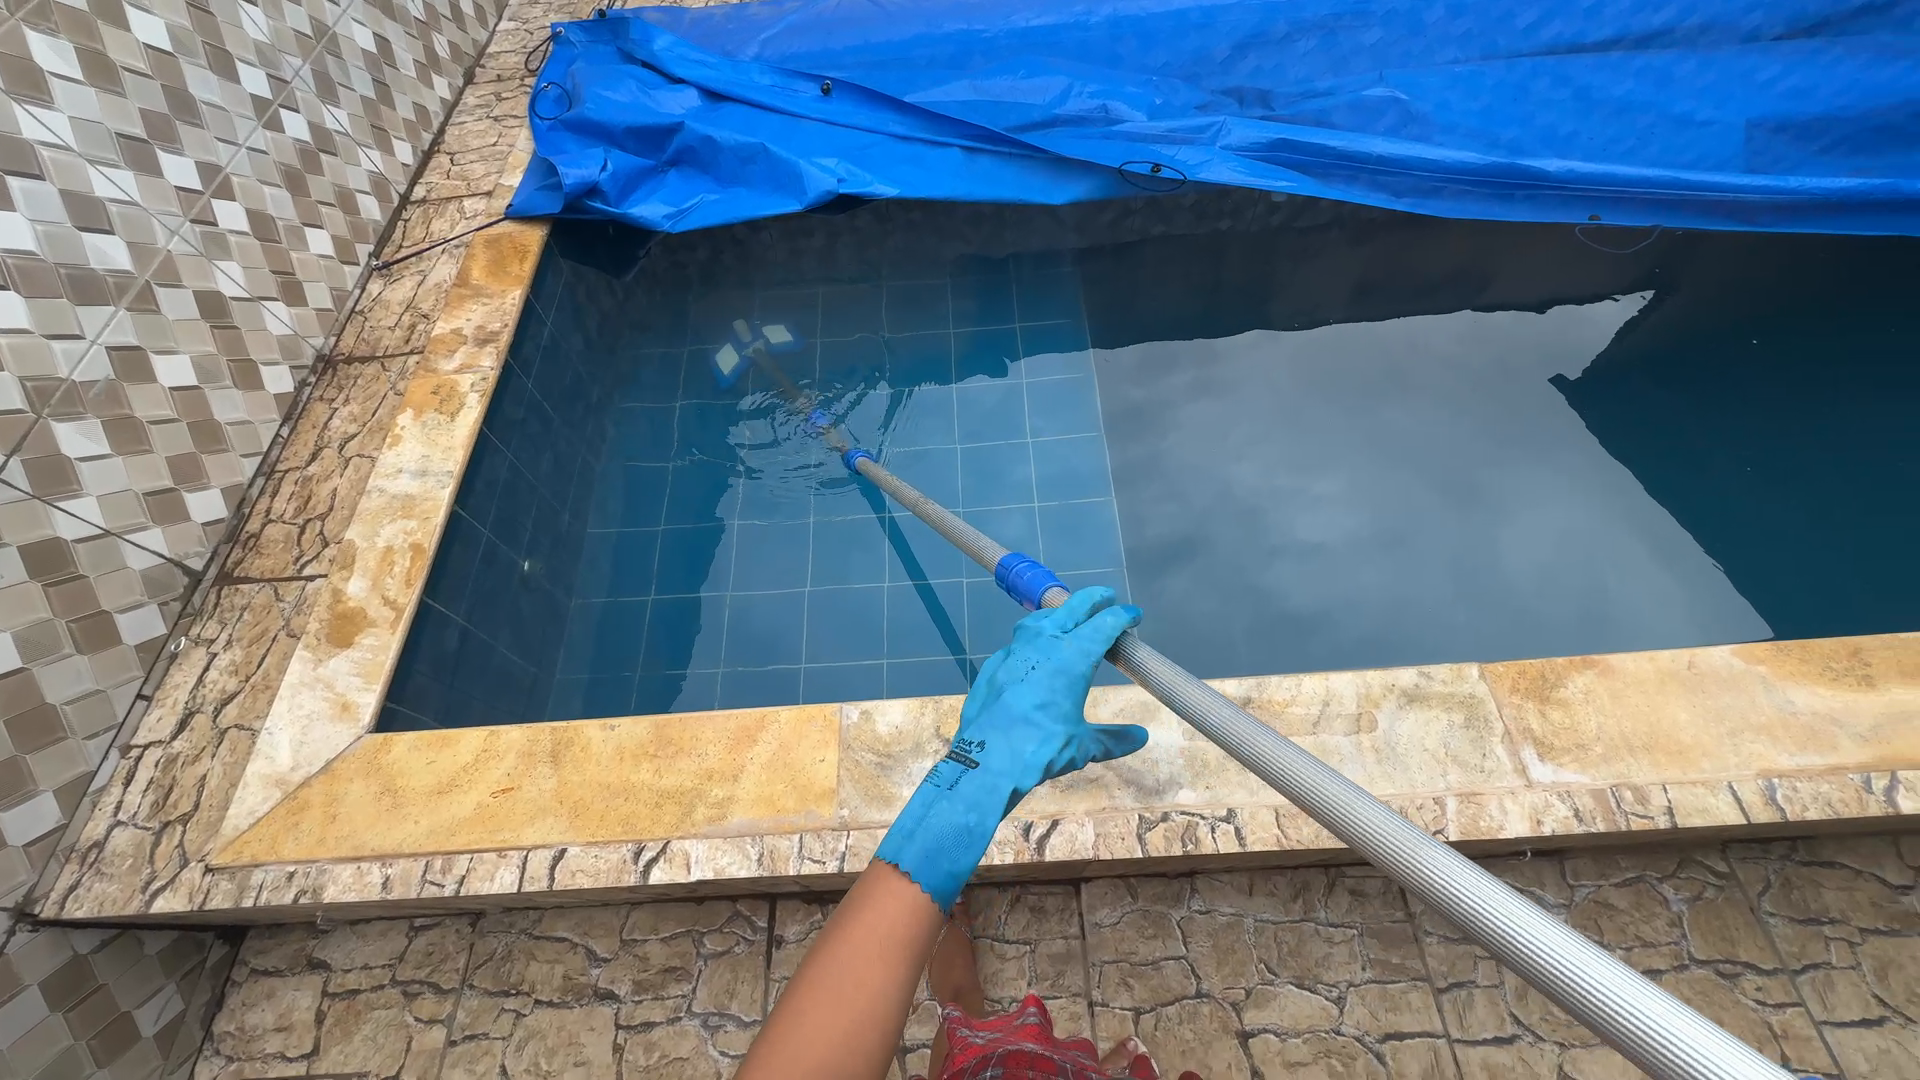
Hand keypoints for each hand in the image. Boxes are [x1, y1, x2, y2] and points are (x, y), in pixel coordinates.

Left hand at [875, 586, 1147, 910]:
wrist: (987, 758)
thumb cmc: (1041, 748)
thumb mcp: (1083, 745)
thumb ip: (1112, 738)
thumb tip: (1141, 737)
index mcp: (1072, 656)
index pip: (1104, 624)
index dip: (1122, 615)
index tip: (1133, 614)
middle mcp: (1044, 643)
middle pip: (1073, 607)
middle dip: (1093, 599)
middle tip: (1106, 598)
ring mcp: (1015, 650)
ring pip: (1040, 618)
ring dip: (1059, 613)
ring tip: (1069, 618)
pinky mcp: (994, 663)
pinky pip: (1019, 641)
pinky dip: (1034, 639)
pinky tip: (1036, 653)